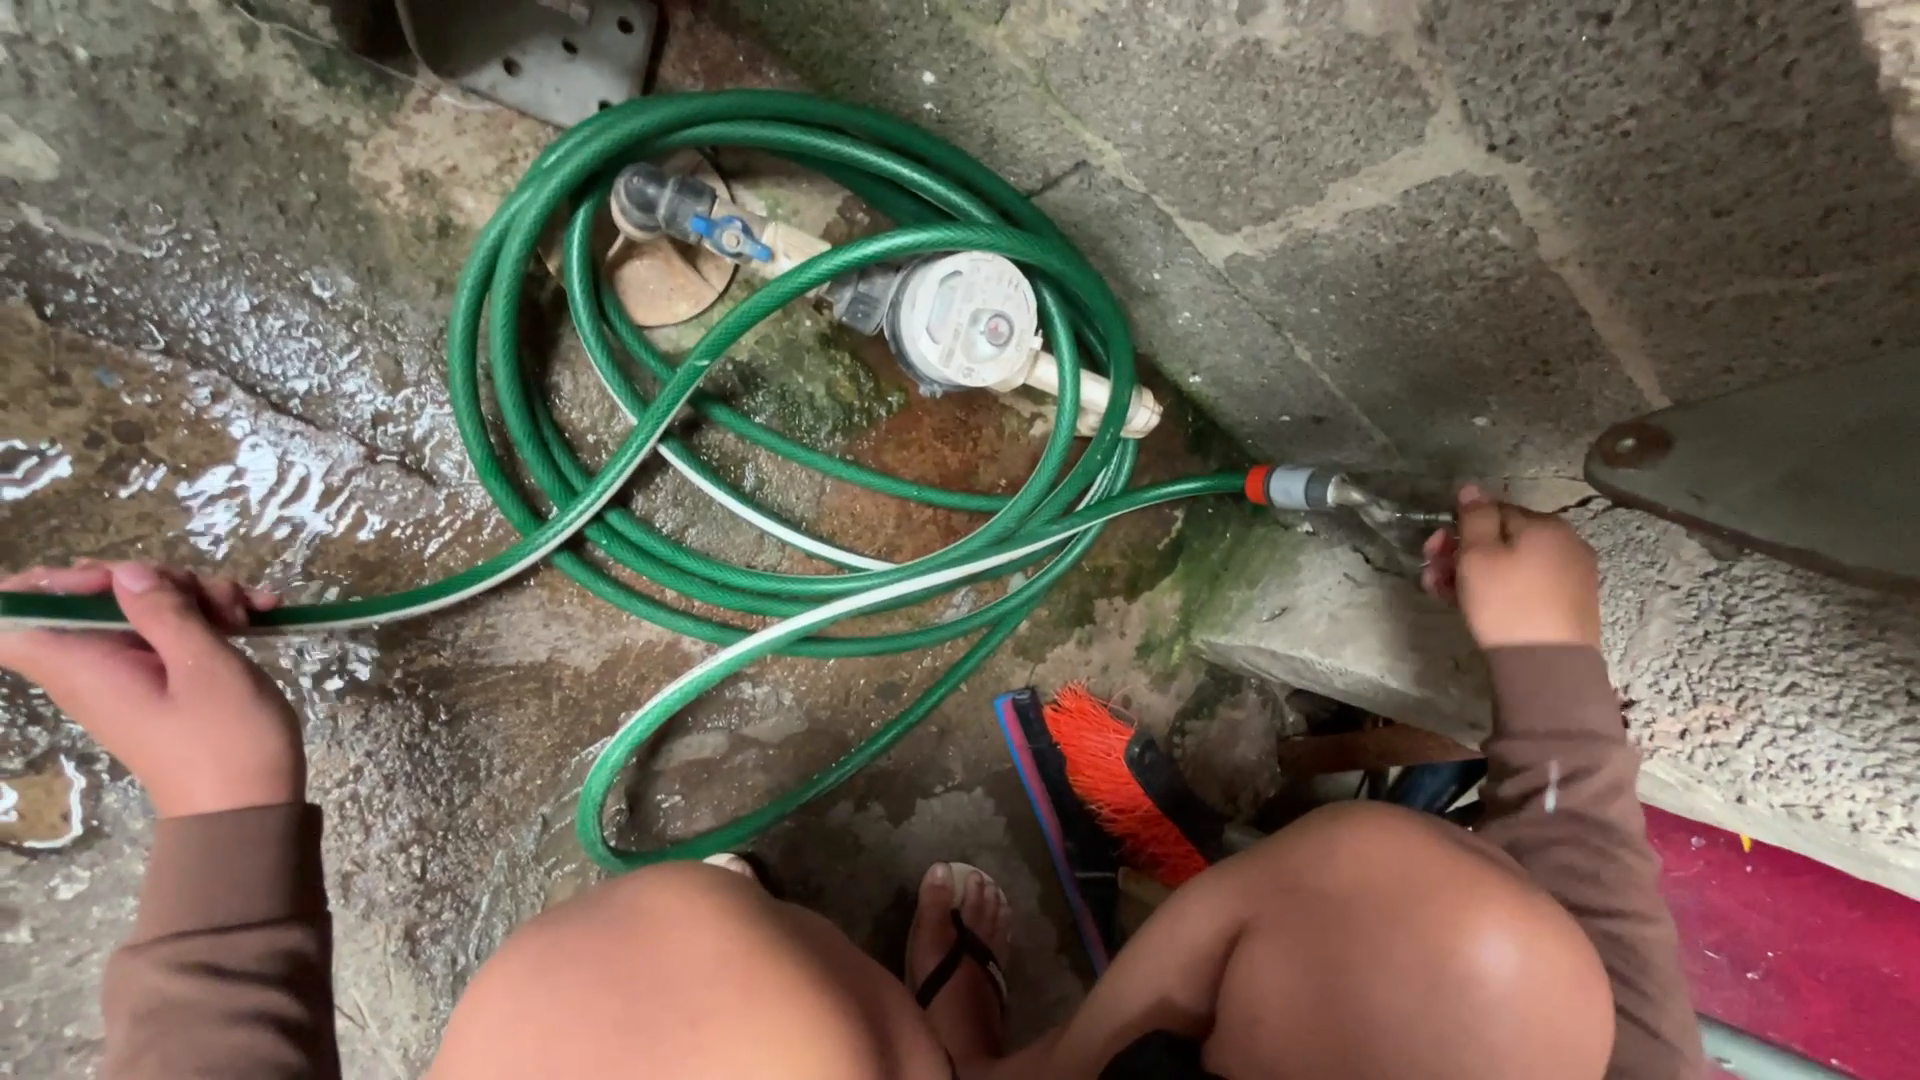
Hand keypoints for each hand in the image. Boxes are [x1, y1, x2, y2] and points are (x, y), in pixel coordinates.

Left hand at [0, 562, 304, 817]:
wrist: (248, 800)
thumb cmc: (224, 737)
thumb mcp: (205, 667)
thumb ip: (164, 615)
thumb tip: (128, 572)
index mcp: (82, 664)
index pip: (14, 612)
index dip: (54, 583)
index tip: (122, 580)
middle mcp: (95, 663)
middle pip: (98, 597)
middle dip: (160, 581)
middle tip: (213, 597)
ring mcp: (133, 669)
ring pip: (149, 607)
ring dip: (202, 596)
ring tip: (250, 612)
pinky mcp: (169, 675)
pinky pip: (178, 630)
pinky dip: (217, 615)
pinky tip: (262, 614)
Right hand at [1420, 485, 1602, 649]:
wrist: (1546, 660)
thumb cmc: (1505, 601)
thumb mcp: (1478, 554)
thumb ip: (1474, 516)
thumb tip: (1471, 487)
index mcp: (1544, 524)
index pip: (1491, 511)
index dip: (1457, 530)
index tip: (1432, 552)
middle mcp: (1565, 541)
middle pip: (1501, 537)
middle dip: (1461, 553)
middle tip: (1433, 574)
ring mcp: (1572, 572)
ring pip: (1511, 562)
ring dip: (1473, 572)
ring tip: (1445, 594)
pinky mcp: (1570, 599)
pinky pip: (1526, 581)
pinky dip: (1498, 587)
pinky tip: (1474, 603)